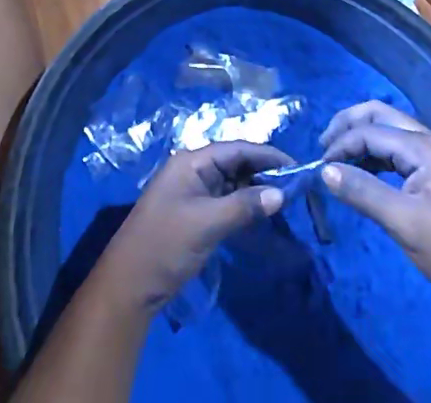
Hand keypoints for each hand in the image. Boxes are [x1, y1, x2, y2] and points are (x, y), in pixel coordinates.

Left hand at [98, 141, 292, 308]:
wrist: (132, 281)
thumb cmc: (167, 243)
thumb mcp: (208, 223)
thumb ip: (244, 205)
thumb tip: (281, 193)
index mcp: (190, 163)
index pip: (235, 149)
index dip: (266, 154)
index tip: (297, 166)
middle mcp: (192, 171)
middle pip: (234, 162)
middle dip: (264, 170)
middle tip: (297, 185)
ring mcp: (193, 192)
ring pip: (232, 182)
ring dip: (256, 188)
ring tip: (286, 198)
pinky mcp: (196, 213)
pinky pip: (226, 200)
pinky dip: (245, 204)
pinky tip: (264, 213)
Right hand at [319, 102, 430, 315]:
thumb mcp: (404, 223)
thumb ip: (363, 192)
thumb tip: (324, 170)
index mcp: (425, 148)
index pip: (370, 131)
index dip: (340, 145)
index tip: (319, 169)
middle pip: (381, 116)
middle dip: (348, 126)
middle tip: (323, 146)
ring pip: (392, 132)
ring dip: (363, 139)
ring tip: (339, 161)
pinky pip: (402, 151)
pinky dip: (378, 155)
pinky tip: (367, 173)